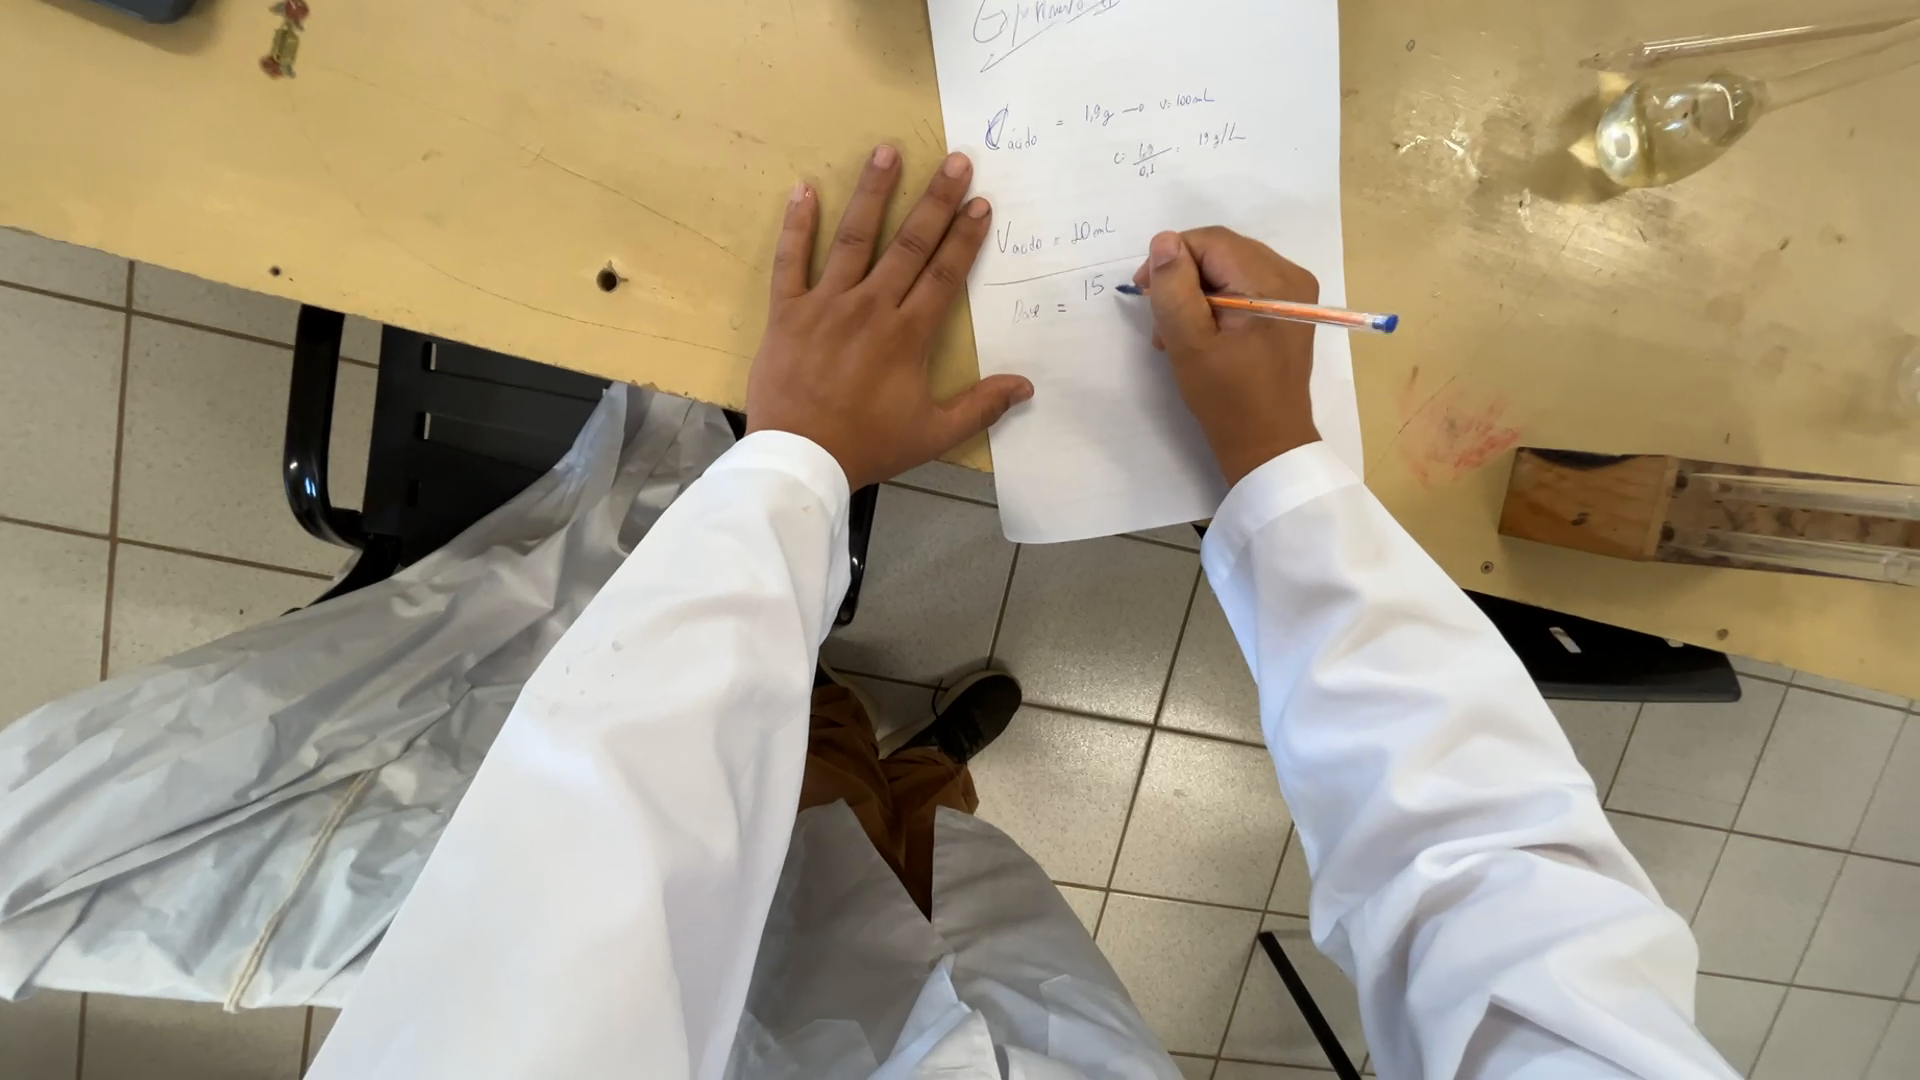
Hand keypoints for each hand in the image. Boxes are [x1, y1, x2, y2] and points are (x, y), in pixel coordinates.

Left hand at [746, 145, 1034, 489]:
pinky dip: (797, 226)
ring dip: (874, 193)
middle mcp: (872, 308)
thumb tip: (1026, 386)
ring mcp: (827, 305)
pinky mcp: (788, 313)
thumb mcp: (933, 434)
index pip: (944, 275)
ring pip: (854, 239)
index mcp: (908, 335)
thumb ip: (980, 407)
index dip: (965, 237)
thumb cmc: (870, 445)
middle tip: (955, 160)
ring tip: (888, 151)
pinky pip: (790, 262)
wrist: (803, 459)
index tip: (981, 203)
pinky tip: (804, 189)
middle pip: (909, 245)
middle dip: (936, 200)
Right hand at [1133, 228, 1320, 485]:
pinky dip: (1213, 306)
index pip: (1211, 241)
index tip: (1144, 293)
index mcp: (1271, 281)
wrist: (1267, 444)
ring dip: (1194, 295)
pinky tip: (1198, 336)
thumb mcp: (1190, 344)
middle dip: (1182, 279)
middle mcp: (1290, 276)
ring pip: (1228, 270)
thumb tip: (1163, 241)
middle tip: (1158, 321)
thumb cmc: (1227, 399)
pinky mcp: (1286, 312)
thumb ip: (1174, 289)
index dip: (1171, 258)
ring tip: (1175, 336)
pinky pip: (1241, 289)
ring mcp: (1292, 294)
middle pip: (1221, 252)